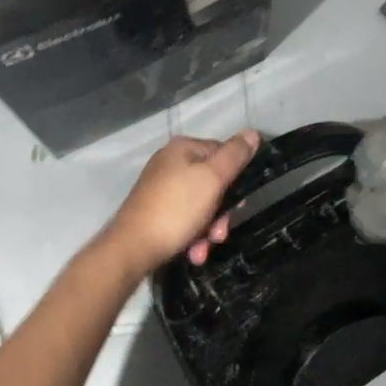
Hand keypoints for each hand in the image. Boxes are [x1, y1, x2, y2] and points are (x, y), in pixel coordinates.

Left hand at [99, 130, 259, 277]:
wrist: (132, 248)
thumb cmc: (177, 209)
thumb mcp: (212, 179)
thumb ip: (234, 155)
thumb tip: (253, 133)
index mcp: (183, 149)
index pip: (224, 154)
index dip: (235, 179)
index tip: (239, 204)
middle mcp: (170, 163)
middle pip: (213, 183)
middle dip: (220, 213)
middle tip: (219, 233)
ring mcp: (161, 188)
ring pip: (201, 206)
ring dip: (208, 230)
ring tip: (202, 248)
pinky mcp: (155, 211)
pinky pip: (185, 219)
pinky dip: (193, 236)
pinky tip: (193, 252)